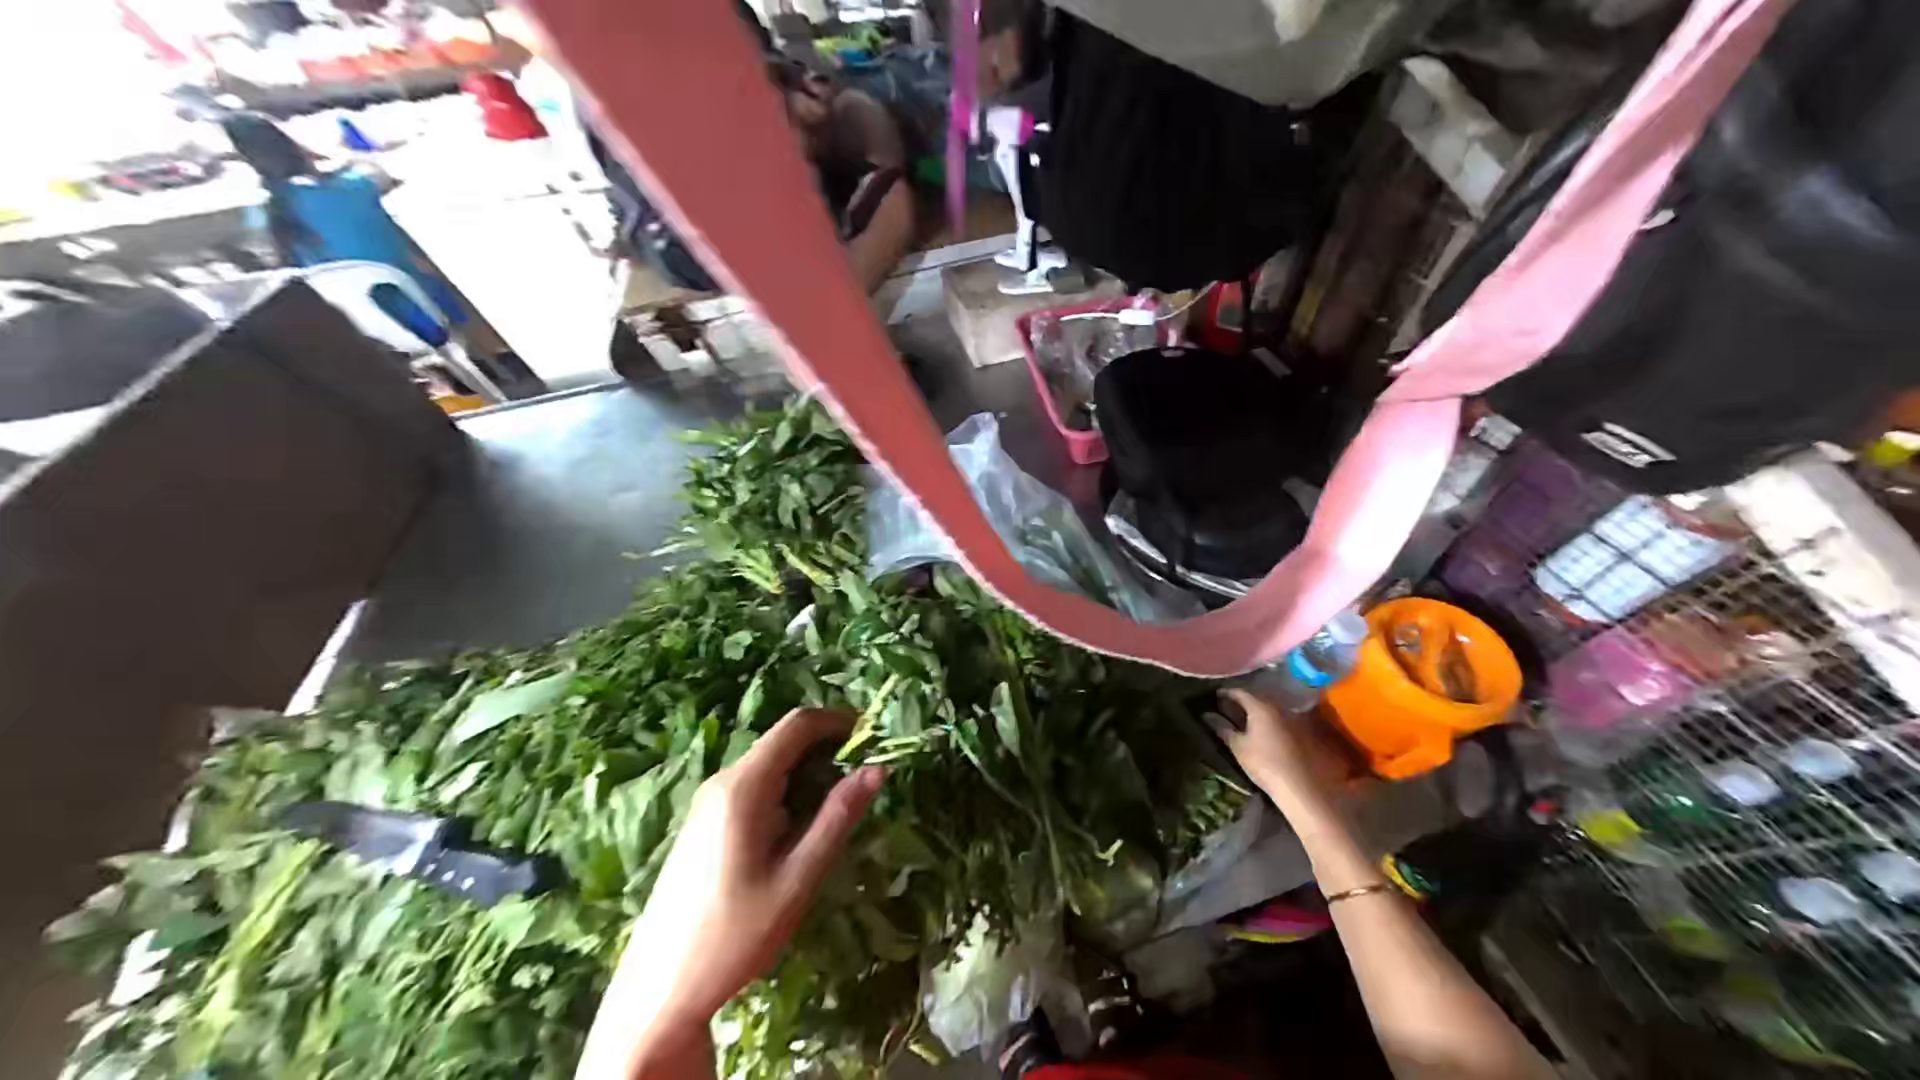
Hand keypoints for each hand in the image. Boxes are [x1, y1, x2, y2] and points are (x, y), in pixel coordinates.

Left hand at [577, 709, 884, 1078]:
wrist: (657, 992)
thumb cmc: (733, 936)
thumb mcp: (797, 879)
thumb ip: (837, 817)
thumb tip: (877, 768)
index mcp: (743, 787)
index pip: (797, 725)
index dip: (839, 721)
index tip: (874, 738)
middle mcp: (722, 782)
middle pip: (783, 741)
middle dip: (827, 750)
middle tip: (862, 783)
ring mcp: (708, 802)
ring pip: (769, 765)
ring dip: (808, 774)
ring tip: (836, 813)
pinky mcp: (704, 822)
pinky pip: (754, 787)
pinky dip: (786, 792)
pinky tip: (797, 834)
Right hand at [1212, 688, 1345, 817]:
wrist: (1297, 785)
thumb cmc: (1263, 762)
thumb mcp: (1238, 746)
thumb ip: (1223, 728)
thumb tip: (1207, 716)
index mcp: (1260, 708)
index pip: (1240, 693)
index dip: (1226, 693)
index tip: (1215, 695)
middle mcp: (1277, 708)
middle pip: (1256, 699)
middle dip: (1241, 701)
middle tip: (1226, 706)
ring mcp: (1291, 720)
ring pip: (1268, 709)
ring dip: (1255, 711)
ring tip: (1241, 717)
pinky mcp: (1299, 732)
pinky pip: (1277, 719)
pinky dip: (1266, 721)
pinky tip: (1259, 730)